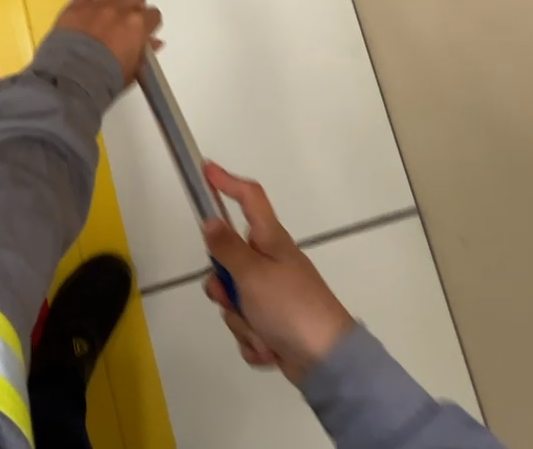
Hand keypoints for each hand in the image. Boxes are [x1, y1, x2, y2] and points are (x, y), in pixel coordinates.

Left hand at [52, 0, 161, 82]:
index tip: (148, 23)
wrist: (72, 77)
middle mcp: (120, 10)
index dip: (151, 19)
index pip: (152, 15)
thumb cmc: (106, 79)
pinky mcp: (76, 6)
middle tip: (136, 2)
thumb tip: (155, 43)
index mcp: (137, 26)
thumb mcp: (133, 71)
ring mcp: (97, 5)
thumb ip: (144, 53)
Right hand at [201, 162, 355, 383]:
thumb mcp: (252, 274)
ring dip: (241, 321)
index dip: (228, 182)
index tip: (205, 171)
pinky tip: (269, 348)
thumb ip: (226, 248)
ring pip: (234, 298)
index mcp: (270, 241)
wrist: (327, 361)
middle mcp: (270, 263)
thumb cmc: (290, 306)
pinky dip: (253, 340)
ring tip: (261, 331)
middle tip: (230, 297)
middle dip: (223, 287)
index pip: (249, 198)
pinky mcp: (273, 324)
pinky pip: (247, 326)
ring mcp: (272, 294)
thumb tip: (210, 221)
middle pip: (229, 260)